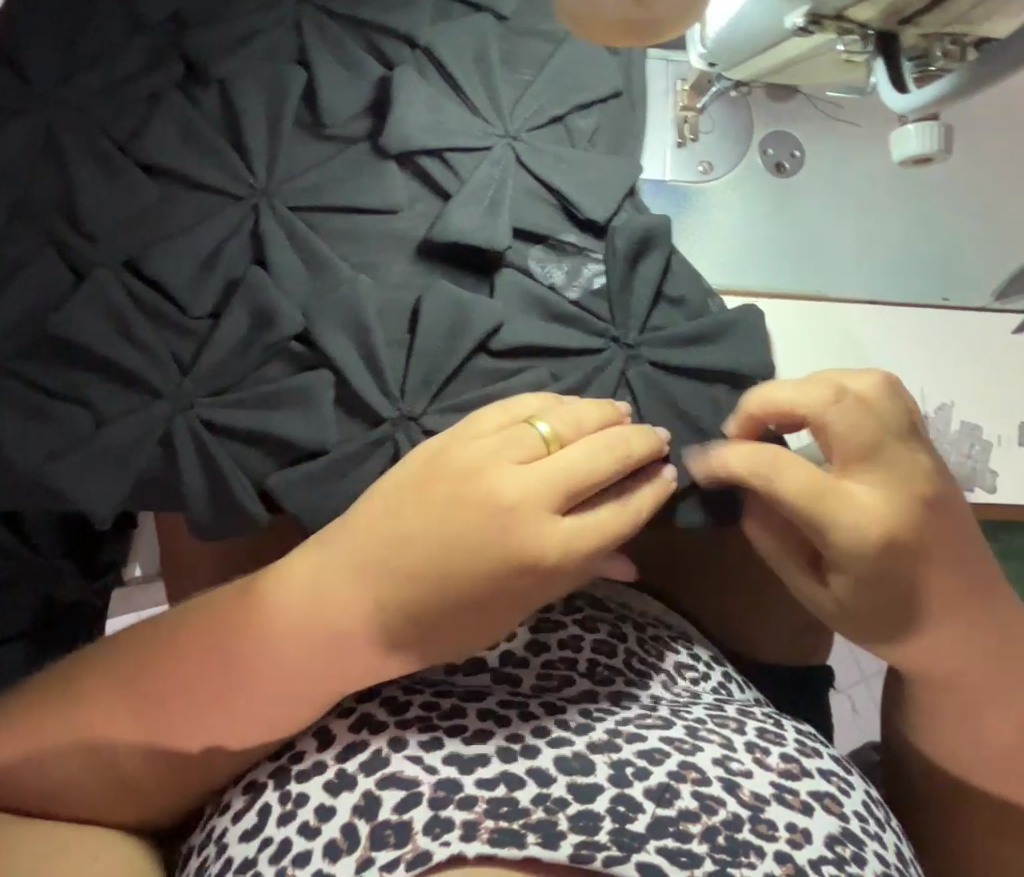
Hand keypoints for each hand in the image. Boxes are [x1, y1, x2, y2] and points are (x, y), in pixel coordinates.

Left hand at [282, 393, 677, 679]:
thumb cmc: (442, 621)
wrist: (355, 593)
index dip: (653, 490)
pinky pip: (516, 405)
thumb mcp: (519, 607)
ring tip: (622, 412)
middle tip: (656, 438)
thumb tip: (632, 560)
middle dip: (640, 442)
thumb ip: (578, 572)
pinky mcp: (455, 435)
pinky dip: (550, 401)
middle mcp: (526, 495)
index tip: (668, 476)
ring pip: (564, 417)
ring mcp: (487, 456)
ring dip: (602, 412)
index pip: (623, 509)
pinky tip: (567, 404)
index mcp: (548, 552)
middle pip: (604, 453)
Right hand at [684, 370, 1023, 681]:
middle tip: (739, 431)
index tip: (700, 462)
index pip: (776, 466)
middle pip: (825, 399)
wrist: (974, 628)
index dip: (725, 457)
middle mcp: (892, 476)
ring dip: (805, 388)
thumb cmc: (886, 622)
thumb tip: (741, 480)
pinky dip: (838, 389)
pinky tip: (818, 417)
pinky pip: (883, 391)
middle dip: (764, 402)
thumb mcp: (810, 594)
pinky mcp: (928, 446)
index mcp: (858, 525)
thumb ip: (767, 531)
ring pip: (860, 382)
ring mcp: (918, 454)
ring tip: (780, 418)